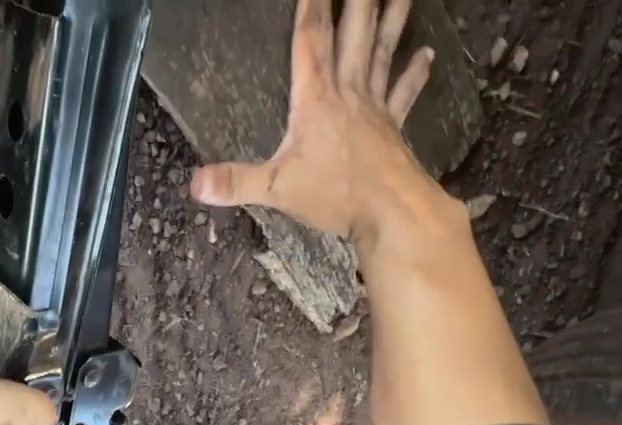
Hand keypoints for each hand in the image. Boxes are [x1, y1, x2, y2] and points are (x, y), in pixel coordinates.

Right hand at [191, 0, 446, 245]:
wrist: (390, 208)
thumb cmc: (334, 193)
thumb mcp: (276, 189)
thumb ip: (236, 183)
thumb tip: (195, 184)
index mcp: (316, 101)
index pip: (310, 42)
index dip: (311, 8)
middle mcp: (347, 93)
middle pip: (354, 34)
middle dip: (357, 0)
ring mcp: (374, 107)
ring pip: (382, 52)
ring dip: (393, 19)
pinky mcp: (392, 126)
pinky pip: (404, 93)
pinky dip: (414, 73)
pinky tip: (426, 55)